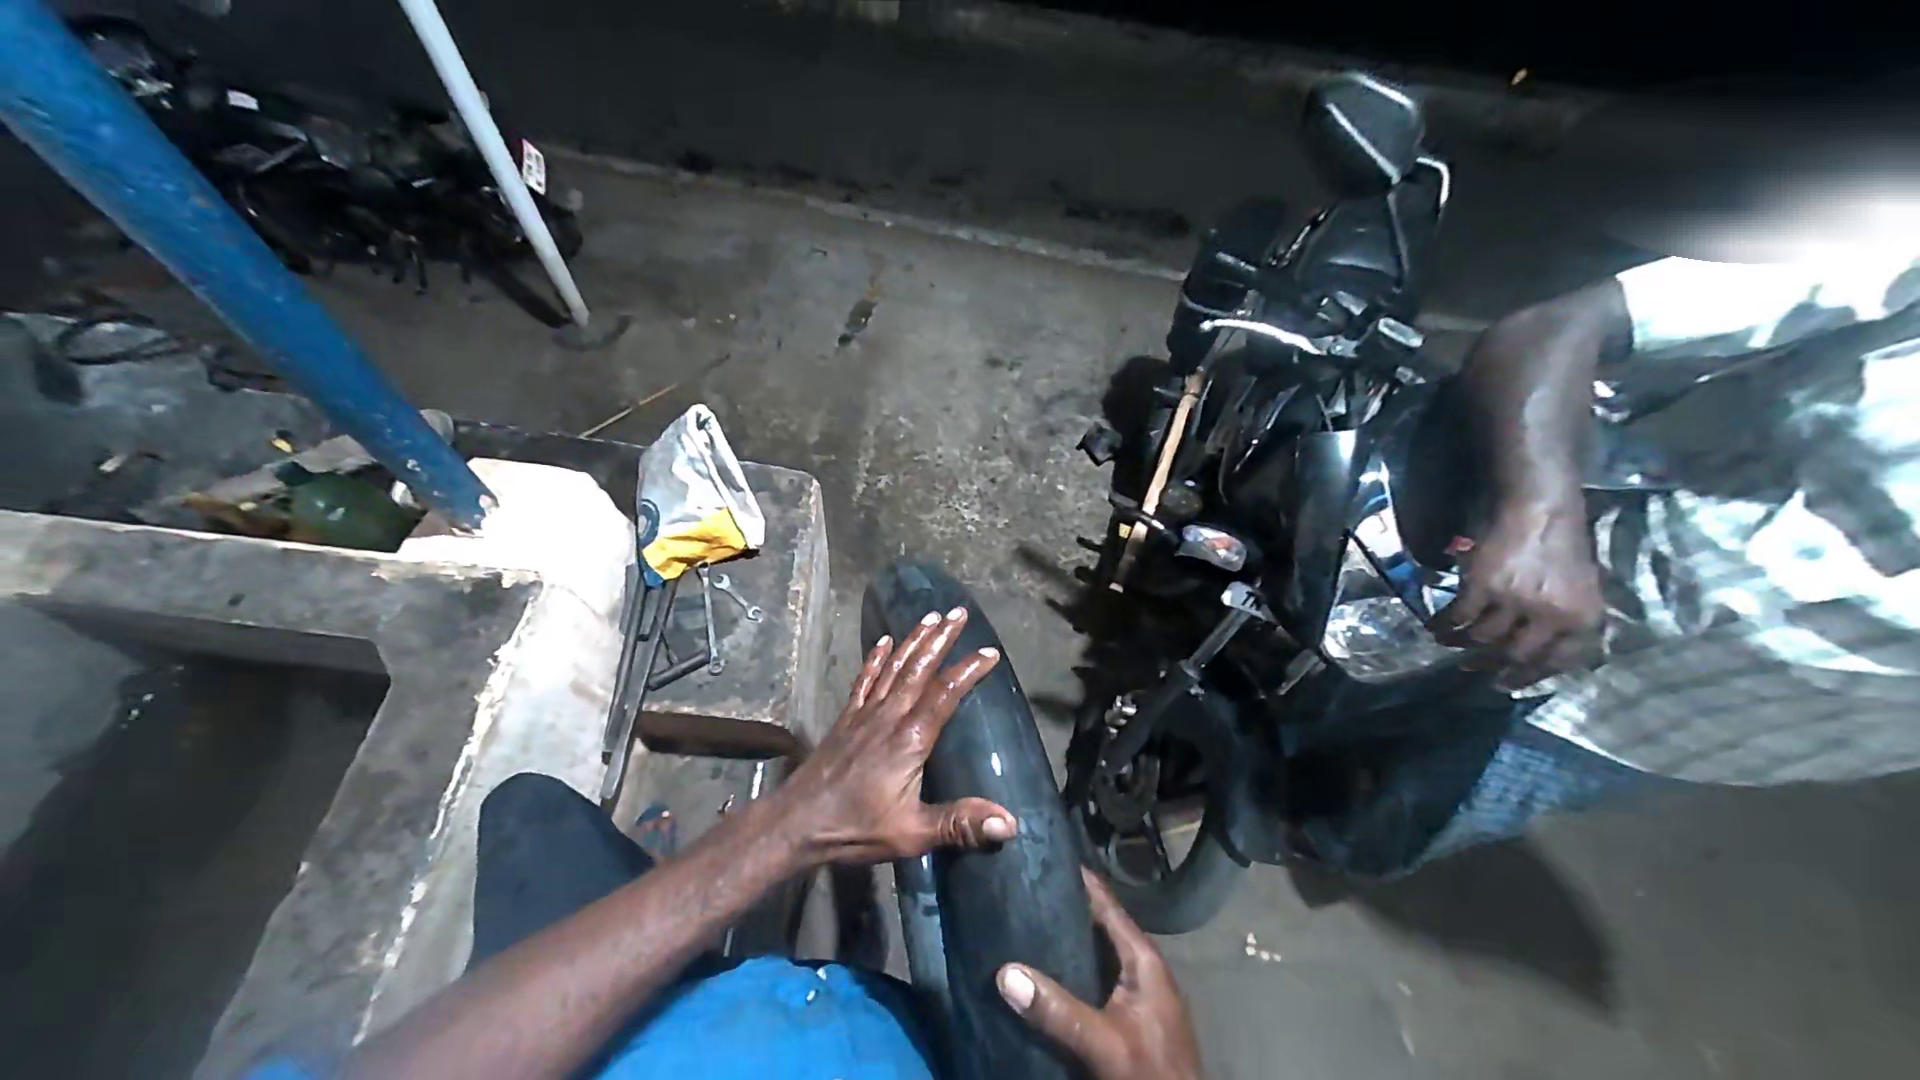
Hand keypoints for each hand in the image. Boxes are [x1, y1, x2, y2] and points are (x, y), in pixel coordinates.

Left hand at [776, 606, 1013, 864]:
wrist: (797, 823)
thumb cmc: (857, 828)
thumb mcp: (913, 833)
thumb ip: (960, 823)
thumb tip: (1011, 824)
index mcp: (910, 739)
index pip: (945, 693)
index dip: (968, 670)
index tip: (989, 651)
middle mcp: (889, 716)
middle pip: (918, 668)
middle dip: (940, 638)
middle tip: (958, 612)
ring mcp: (864, 714)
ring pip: (893, 667)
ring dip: (913, 640)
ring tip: (930, 616)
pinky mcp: (847, 718)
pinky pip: (864, 680)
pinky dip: (875, 658)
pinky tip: (884, 641)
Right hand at [996, 868, 1203, 1079]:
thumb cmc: (1152, 1076)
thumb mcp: (1104, 1043)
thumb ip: (1057, 1009)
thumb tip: (1005, 971)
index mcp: (1142, 957)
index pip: (1104, 900)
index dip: (1073, 877)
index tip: (1036, 856)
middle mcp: (1138, 965)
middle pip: (1094, 922)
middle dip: (1058, 906)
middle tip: (1016, 887)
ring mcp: (1132, 992)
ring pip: (1090, 951)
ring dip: (1059, 938)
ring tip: (1017, 919)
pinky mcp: (1123, 1015)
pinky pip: (1089, 977)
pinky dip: (1065, 968)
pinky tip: (1036, 968)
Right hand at [1434, 495, 1603, 688]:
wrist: (1540, 510)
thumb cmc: (1563, 545)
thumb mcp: (1580, 589)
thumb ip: (1564, 619)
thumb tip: (1538, 646)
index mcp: (1582, 618)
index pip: (1555, 662)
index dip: (1527, 676)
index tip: (1503, 683)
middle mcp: (1551, 616)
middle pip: (1513, 653)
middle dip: (1488, 664)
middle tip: (1470, 668)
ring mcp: (1514, 602)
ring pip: (1482, 636)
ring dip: (1460, 643)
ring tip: (1446, 642)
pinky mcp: (1482, 587)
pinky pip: (1458, 616)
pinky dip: (1443, 624)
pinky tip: (1434, 626)